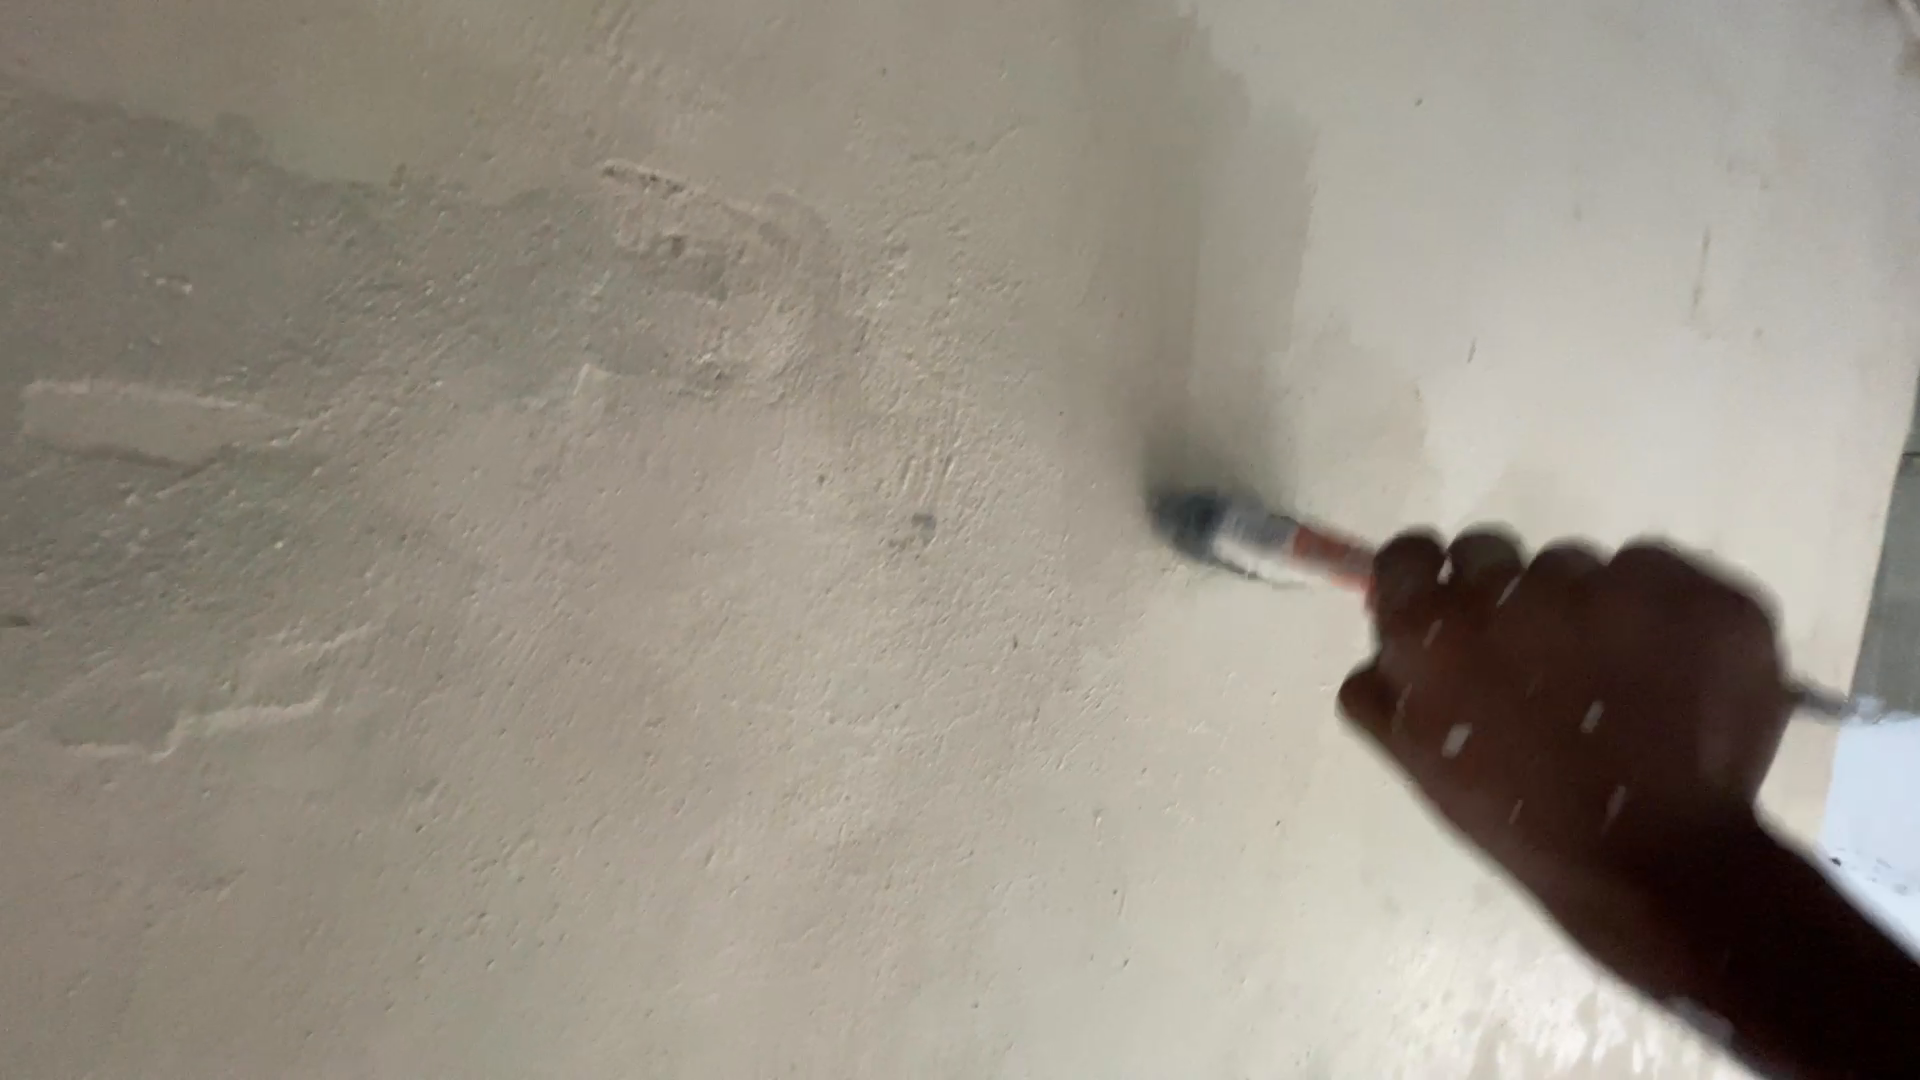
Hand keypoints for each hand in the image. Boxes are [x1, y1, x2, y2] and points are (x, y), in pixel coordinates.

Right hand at [1337, 529, 1793, 924]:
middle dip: (1494, 588)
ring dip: (1574, 602)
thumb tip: (1384, 643)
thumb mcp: (1407, 751)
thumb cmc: (1509, 806)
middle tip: (1523, 648)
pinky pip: (1656, 568)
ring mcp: (1608, 589)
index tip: (1440, 602)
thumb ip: (1374, 684)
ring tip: (1601, 668)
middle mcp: (1507, 589)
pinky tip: (1659, 660)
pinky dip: (1652, 605)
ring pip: (1574, 564)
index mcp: (1429, 625)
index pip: (1408, 553)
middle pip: (1486, 548)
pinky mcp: (1697, 599)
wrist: (1650, 856)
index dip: (1421, 575)